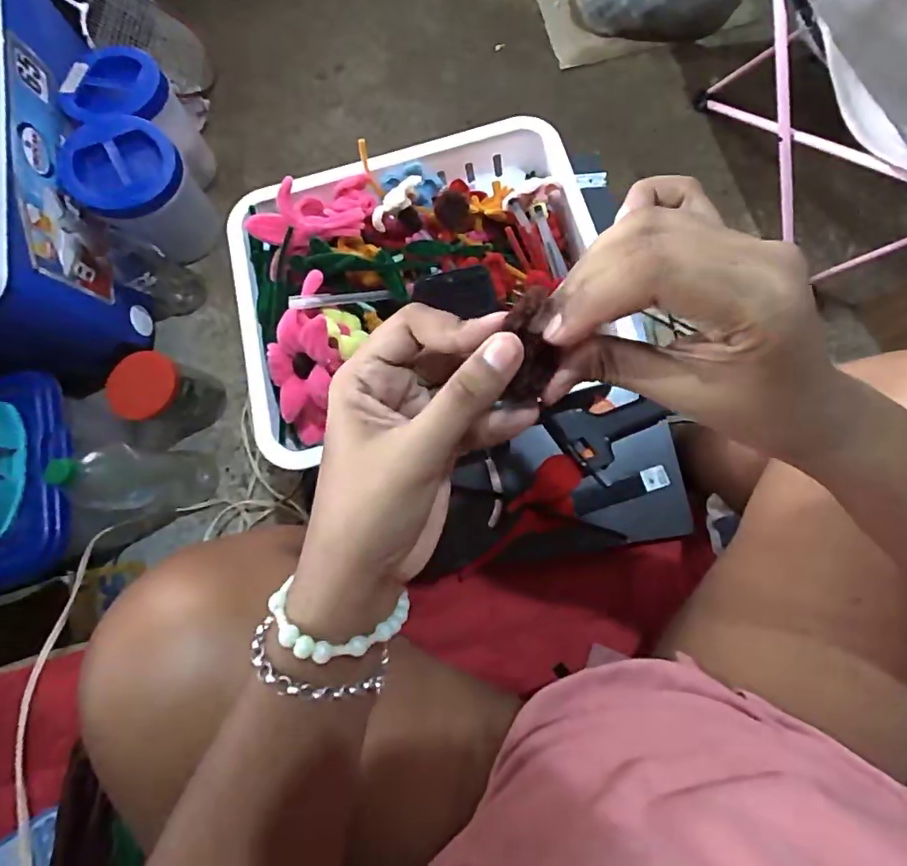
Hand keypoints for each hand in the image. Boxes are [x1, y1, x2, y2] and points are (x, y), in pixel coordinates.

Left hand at [290, 306, 537, 634]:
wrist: (363, 579)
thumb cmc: (372, 506)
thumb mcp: (419, 447)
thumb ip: (466, 396)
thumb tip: (511, 341)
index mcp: (368, 375)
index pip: (414, 326)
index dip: (457, 326)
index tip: (503, 333)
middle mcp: (393, 386)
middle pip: (446, 352)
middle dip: (486, 352)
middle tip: (535, 348)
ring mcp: (421, 415)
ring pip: (466, 385)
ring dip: (500, 384)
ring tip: (542, 379)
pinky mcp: (443, 442)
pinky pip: (475, 419)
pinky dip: (499, 419)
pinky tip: (531, 415)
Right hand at [538, 176, 844, 465]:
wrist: (816, 405)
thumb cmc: (761, 415)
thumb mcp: (684, 397)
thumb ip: (615, 365)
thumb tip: (550, 359)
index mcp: (756, 298)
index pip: (654, 267)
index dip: (593, 294)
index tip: (554, 333)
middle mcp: (757, 252)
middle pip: (648, 235)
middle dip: (588, 278)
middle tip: (555, 321)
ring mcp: (752, 236)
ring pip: (655, 217)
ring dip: (602, 254)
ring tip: (578, 298)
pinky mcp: (740, 233)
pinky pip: (681, 200)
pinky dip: (640, 214)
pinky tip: (621, 244)